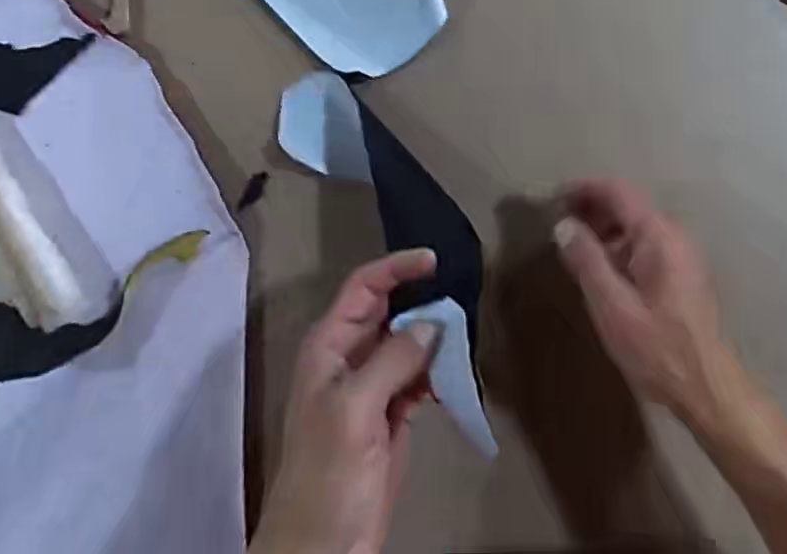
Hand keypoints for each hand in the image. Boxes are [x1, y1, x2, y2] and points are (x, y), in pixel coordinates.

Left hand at [251, 249, 442, 553]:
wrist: (322, 548)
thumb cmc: (326, 473)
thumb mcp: (354, 410)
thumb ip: (390, 361)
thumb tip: (428, 325)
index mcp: (330, 345)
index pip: (364, 288)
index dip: (396, 268)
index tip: (432, 260)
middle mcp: (350, 357)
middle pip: (388, 310)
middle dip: (420, 300)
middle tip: (457, 296)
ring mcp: (372, 385)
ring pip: (407, 342)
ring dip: (433, 337)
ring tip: (463, 332)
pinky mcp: (391, 413)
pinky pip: (417, 376)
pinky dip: (436, 371)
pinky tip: (453, 376)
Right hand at [555, 182, 786, 553]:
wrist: (709, 390)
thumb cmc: (658, 348)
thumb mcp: (612, 305)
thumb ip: (586, 259)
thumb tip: (564, 224)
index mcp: (658, 235)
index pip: (617, 191)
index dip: (584, 189)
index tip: (554, 198)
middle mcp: (674, 235)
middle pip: (627, 205)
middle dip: (592, 210)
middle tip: (560, 226)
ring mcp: (683, 254)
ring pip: (636, 226)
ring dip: (604, 230)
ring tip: (575, 251)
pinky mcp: (684, 273)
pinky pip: (646, 244)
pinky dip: (620, 246)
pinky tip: (602, 272)